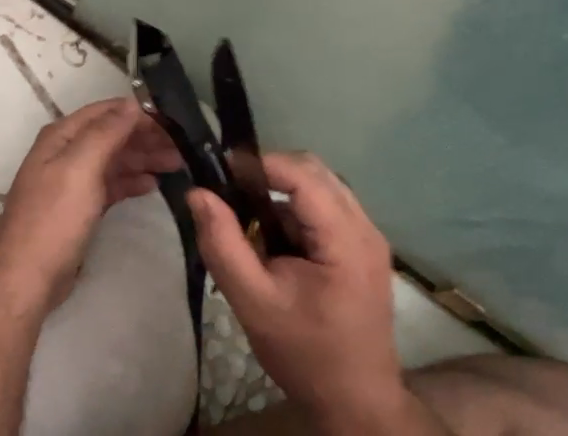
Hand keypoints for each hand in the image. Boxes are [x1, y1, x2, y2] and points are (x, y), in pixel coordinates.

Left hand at [0, 98, 181, 312]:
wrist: (27, 276)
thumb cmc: (54, 218)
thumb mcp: (80, 168)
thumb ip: (105, 133)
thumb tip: (132, 104)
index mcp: (62, 136)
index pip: (106, 112)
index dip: (138, 114)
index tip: (173, 121)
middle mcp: (66, 152)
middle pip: (111, 135)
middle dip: (145, 137)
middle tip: (182, 148)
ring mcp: (72, 181)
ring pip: (113, 160)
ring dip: (142, 159)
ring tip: (176, 164)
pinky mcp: (79, 207)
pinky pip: (110, 185)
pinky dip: (130, 182)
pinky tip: (153, 185)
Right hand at [188, 152, 407, 434]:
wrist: (355, 403)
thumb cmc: (304, 353)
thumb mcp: (253, 302)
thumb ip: (223, 244)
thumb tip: (198, 193)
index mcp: (346, 239)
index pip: (303, 174)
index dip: (259, 164)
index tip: (220, 172)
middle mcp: (365, 229)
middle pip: (315, 172)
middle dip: (269, 175)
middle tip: (230, 194)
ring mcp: (369, 239)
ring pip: (322, 187)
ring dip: (283, 193)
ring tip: (248, 221)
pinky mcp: (363, 250)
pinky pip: (327, 209)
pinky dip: (296, 212)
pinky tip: (273, 242)